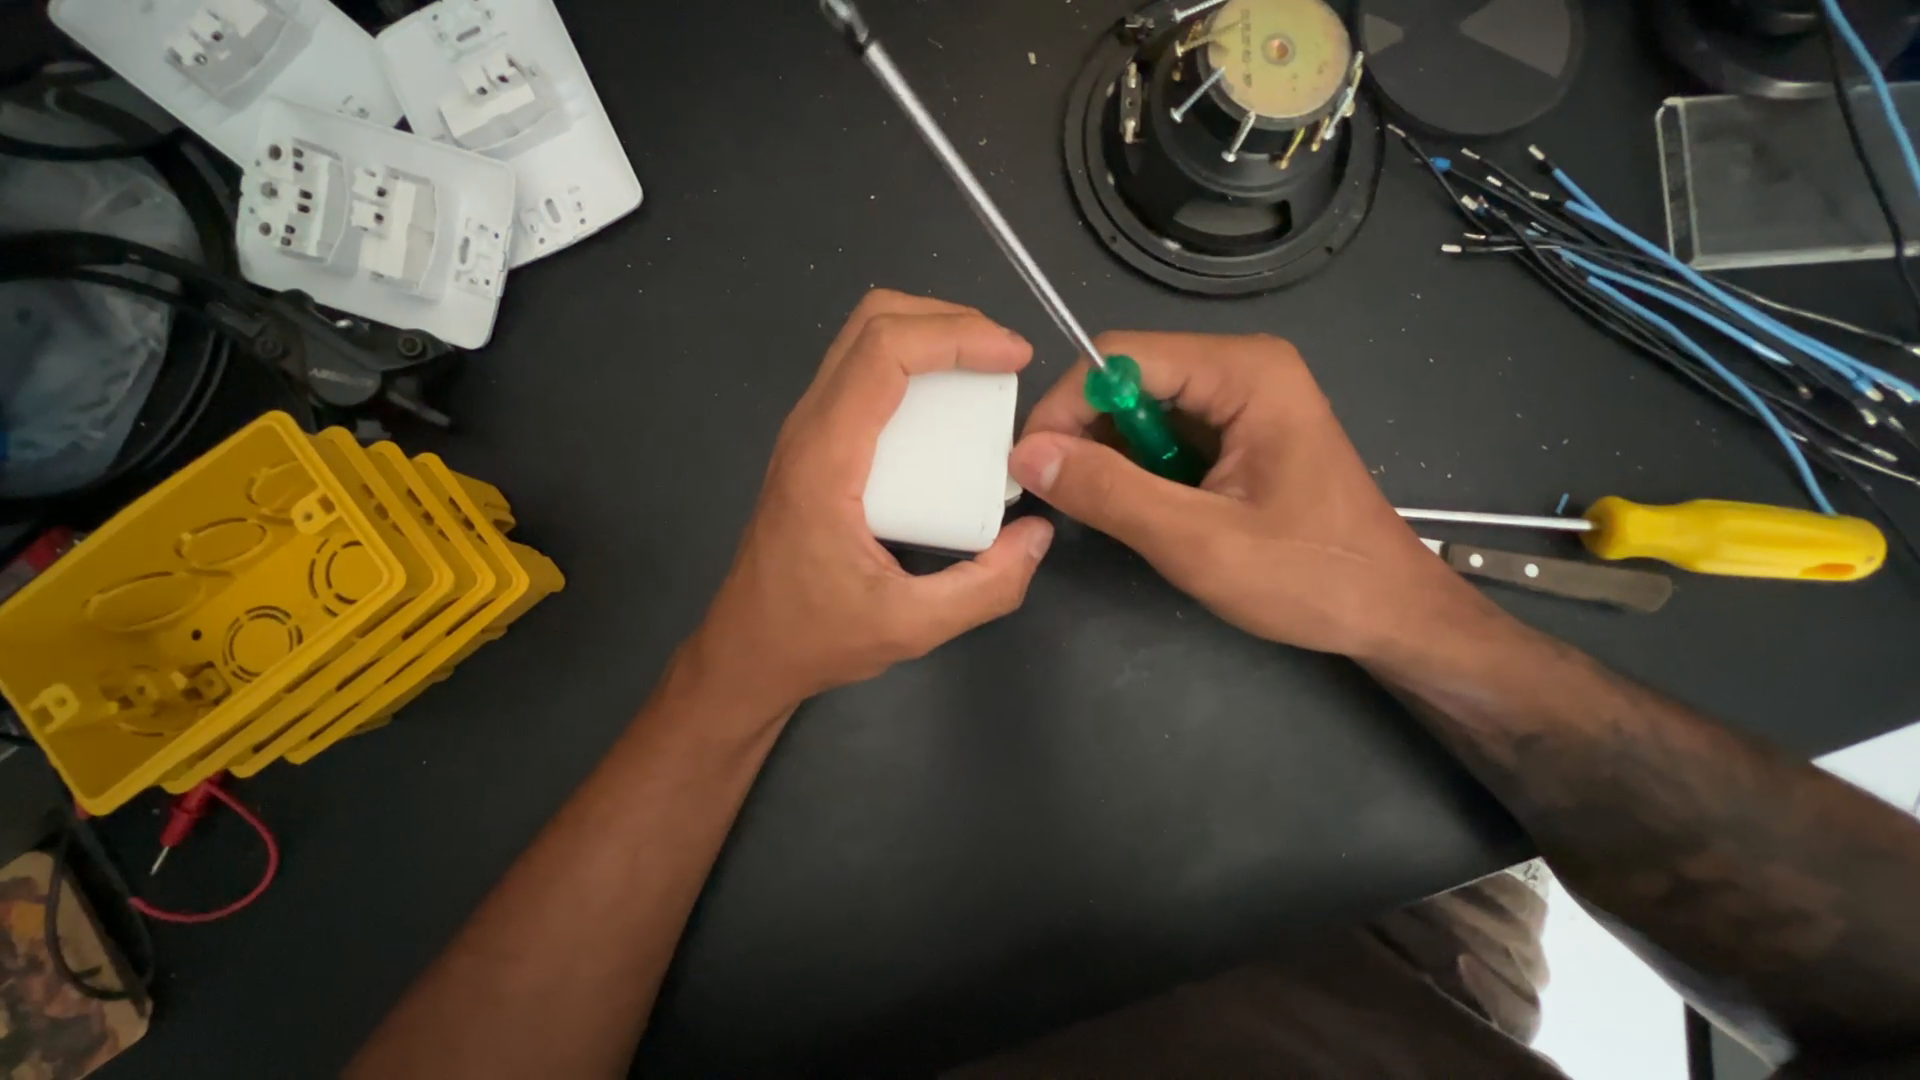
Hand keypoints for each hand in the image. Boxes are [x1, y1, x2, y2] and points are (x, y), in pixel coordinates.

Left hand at [689, 290, 1054, 713]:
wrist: (749, 651)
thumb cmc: (818, 637)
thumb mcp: (913, 626)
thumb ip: (987, 586)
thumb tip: (1038, 533)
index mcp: (827, 459)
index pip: (884, 351)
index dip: (957, 335)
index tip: (1015, 356)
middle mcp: (809, 428)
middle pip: (871, 323)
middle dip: (947, 321)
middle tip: (1004, 357)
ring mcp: (806, 431)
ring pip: (861, 340)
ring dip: (926, 335)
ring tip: (984, 368)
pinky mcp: (813, 444)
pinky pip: (860, 373)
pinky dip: (909, 362)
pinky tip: (946, 402)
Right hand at [1008, 332, 1492, 662]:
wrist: (1388, 612)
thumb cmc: (1310, 578)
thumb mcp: (1199, 542)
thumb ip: (1110, 493)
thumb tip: (1027, 456)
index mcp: (1245, 373)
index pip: (1119, 358)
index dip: (1064, 406)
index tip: (1030, 466)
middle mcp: (1242, 370)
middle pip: (1127, 378)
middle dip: (1084, 434)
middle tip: (1057, 496)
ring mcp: (1242, 401)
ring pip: (1140, 410)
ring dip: (1108, 457)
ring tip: (1099, 510)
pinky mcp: (1238, 434)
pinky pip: (1163, 435)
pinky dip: (1136, 470)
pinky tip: (1139, 509)